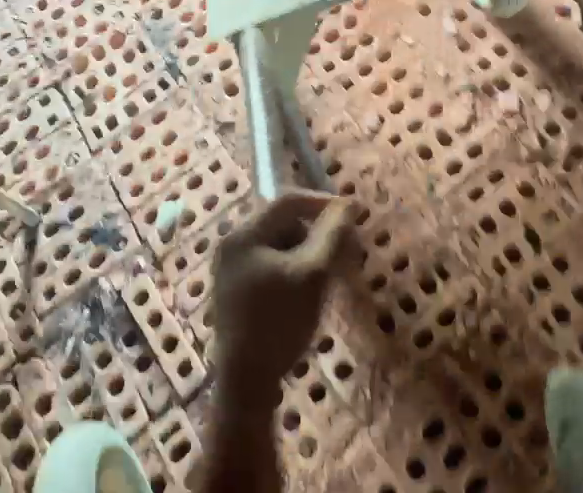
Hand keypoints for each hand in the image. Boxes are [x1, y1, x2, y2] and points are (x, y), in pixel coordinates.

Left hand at [210, 192, 358, 404]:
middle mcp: (231, 244)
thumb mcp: (313, 273)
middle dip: (316, 233)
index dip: (322, 203)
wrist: (246, 382)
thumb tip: (349, 202)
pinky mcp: (236, 290)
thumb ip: (332, 234)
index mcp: (244, 235)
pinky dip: (292, 269)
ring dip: (306, 252)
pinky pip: (270, 264)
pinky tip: (307, 292)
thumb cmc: (280, 322)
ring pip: (278, 245)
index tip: (352, 216)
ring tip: (326, 276)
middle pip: (282, 222)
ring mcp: (230, 269)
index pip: (288, 201)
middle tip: (342, 252)